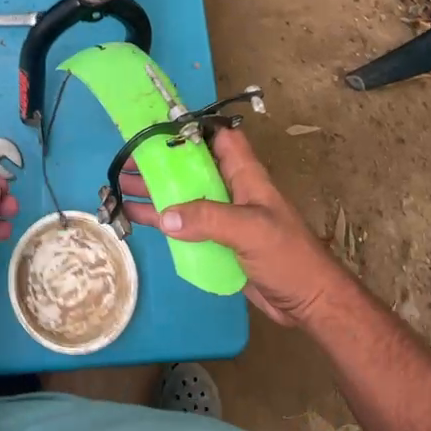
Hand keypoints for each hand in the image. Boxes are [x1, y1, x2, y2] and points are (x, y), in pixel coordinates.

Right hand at [120, 128, 346, 326]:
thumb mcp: (249, 231)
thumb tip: (166, 215)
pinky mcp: (218, 242)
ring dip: (155, 190)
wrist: (309, 303)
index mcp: (245, 176)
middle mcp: (232, 190)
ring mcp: (224, 217)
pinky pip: (185, 225)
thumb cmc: (288, 257)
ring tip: (121, 186)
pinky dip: (162, 220)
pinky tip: (137, 219)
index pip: (219, 137)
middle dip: (161, 161)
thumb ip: (208, 219)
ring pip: (184, 195)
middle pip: (192, 166)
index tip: (158, 128)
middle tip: (126, 162)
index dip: (192, 128)